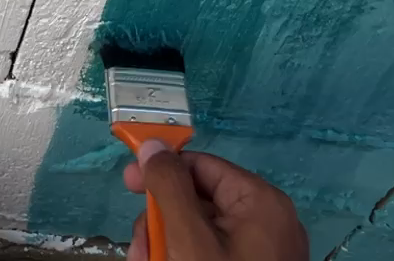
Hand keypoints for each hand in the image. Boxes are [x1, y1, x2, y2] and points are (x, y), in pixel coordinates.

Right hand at [122, 139, 308, 260]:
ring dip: (166, 248)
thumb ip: (169, 186)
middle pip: (196, 201)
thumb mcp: (189, 240)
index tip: (129, 185)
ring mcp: (261, 255)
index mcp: (259, 202)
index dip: (161, 170)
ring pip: (198, 232)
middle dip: (161, 223)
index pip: (200, 165)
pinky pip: (211, 257)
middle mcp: (265, 222)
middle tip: (141, 252)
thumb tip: (153, 144)